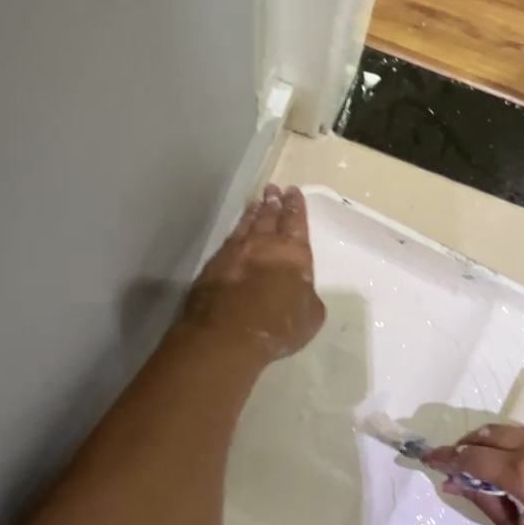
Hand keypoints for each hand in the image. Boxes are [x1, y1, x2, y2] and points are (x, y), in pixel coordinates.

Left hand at [181, 185, 324, 361]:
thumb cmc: (278, 327)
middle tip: (272, 189)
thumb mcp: (310, 316)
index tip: (293, 192)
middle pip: (269, 217)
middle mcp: (263, 245)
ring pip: (246, 225)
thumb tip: (300, 291)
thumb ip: (307, 296)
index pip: (296, 221)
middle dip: (273, 202)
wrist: (227, 335)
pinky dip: (235, 233)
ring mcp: (234, 253)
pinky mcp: (212, 266)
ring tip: (256, 204)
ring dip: (252, 214)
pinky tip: (235, 234)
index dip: (296, 206)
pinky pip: (228, 242)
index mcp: (293, 253)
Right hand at [422, 424, 523, 524]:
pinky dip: (521, 445)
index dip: (446, 458)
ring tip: (484, 463)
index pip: (471, 457)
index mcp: (523, 471)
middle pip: (491, 434)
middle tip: (455, 463)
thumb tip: (454, 484)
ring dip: (493, 442)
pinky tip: (521, 467)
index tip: (427, 459)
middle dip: (467, 445)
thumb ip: (485, 501)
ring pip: (516, 431)